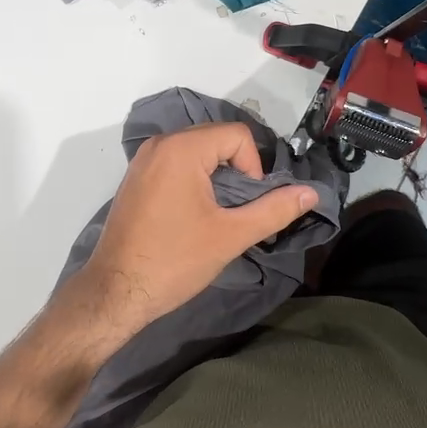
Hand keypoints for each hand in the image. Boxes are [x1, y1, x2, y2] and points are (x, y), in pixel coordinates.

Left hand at [68, 122, 318, 339]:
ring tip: (218, 212)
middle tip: (237, 209)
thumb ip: (274, 210)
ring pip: (196, 149)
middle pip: (216, 137)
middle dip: (236, 168)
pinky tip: (194, 212)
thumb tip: (311, 193)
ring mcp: (144, 158)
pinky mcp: (136, 175)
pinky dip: (193, 177)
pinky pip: (176, 160)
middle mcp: (160, 143)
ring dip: (215, 174)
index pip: (237, 135)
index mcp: (182, 149)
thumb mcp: (231, 236)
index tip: (248, 204)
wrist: (115, 291)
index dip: (253, 166)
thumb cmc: (174, 261)